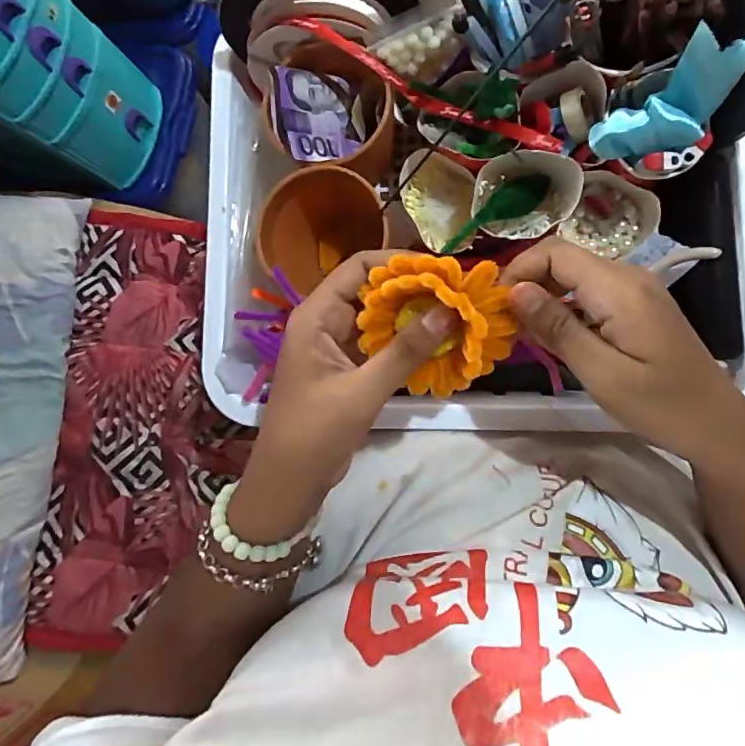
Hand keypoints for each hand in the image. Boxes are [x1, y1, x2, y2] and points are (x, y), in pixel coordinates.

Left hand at [248, 249, 456, 497]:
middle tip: (456, 293)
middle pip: (372, 289)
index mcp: (316, 316)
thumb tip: (447, 310)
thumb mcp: (363, 391)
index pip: (358, 267)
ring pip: (379, 317)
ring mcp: (336, 346)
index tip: (440, 270)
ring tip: (453, 314)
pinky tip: (437, 345)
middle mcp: (325, 322)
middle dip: (413, 289)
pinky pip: (380, 343)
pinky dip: (406, 342)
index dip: (398, 262)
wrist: (288, 483)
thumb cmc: (315, 432)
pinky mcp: (348, 369)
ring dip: (412, 316)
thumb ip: (405, 350)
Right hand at [502, 238, 744, 462]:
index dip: (520, 270)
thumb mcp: (602, 373)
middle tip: (506, 323)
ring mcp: (638, 289)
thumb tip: (515, 290)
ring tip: (525, 333)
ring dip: (547, 296)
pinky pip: (594, 292)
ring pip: (578, 275)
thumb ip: (557, 328)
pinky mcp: (641, 305)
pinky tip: (557, 336)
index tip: (497, 306)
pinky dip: (568, 307)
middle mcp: (629, 276)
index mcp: (620, 287)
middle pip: (566, 259)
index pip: (556, 252)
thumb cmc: (660, 405)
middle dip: (529, 283)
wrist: (716, 423)